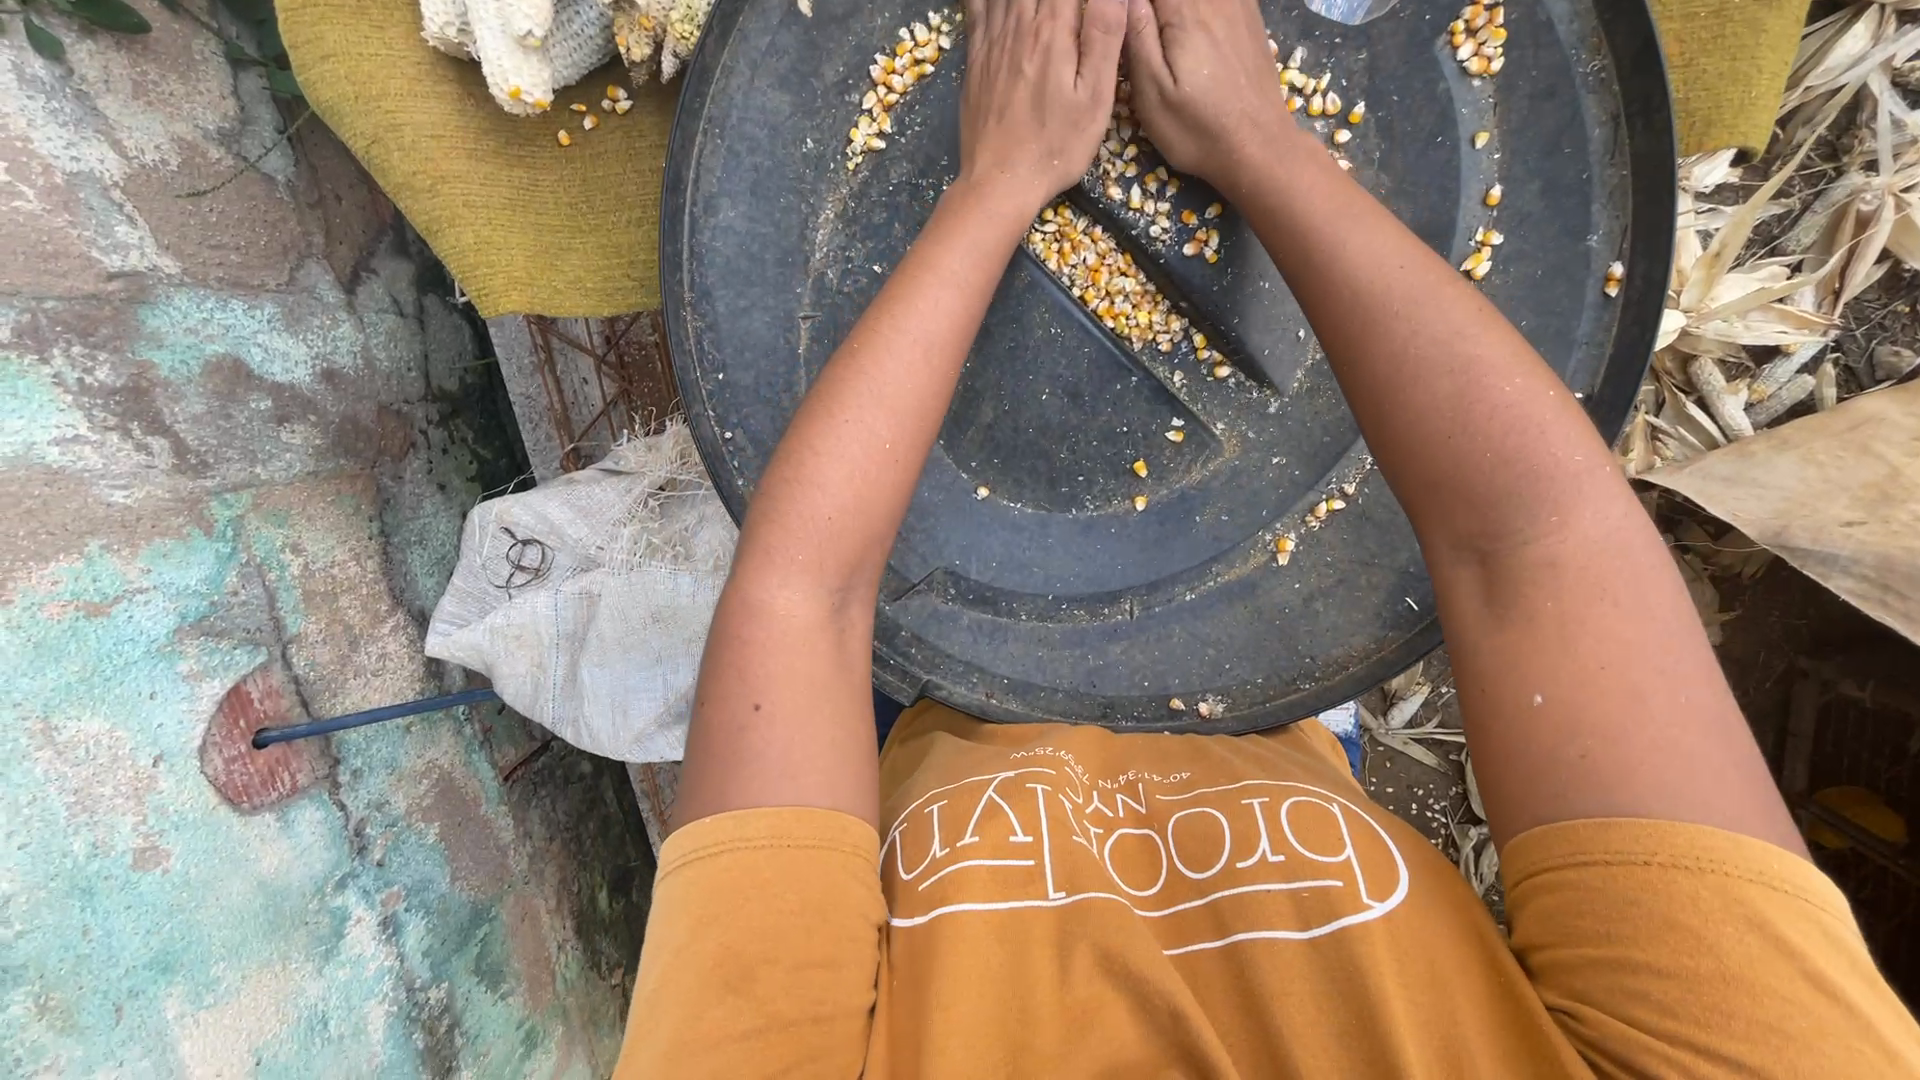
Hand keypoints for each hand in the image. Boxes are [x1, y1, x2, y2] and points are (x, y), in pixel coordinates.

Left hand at [954, 0, 1127, 214]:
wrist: (1000, 182)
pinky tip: (999, 1)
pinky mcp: (974, 60)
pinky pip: (976, 7)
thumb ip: (1105, 35)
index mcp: (1053, 29)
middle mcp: (1019, 24)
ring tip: (1041, 4)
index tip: (1094, 5)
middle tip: (1067, 7)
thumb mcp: (1094, 98)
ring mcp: (991, 41)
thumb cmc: (1055, 147)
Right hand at [1124, 0, 1295, 196]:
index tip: (1117, 17)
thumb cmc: (1196, 130)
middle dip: (1152, 7)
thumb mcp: (1152, 95)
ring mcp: (1236, 3)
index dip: (1128, 3)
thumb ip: (1137, 37)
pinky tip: (1188, 29)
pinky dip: (1197, 10)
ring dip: (1171, 9)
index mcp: (1183, 13)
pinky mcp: (1249, 15)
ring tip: (1160, 35)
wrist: (1257, 146)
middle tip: (1138, 31)